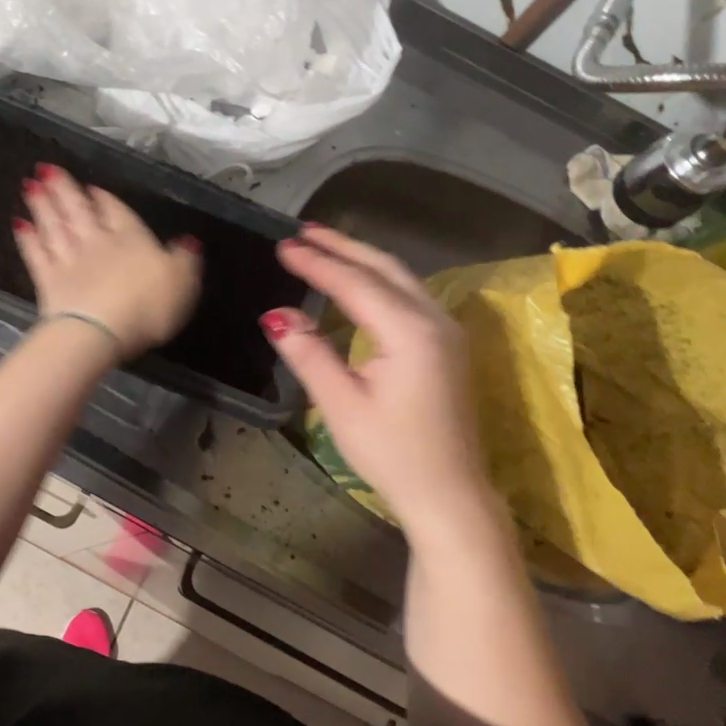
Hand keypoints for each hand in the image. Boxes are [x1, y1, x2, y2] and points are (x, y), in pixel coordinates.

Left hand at [14, 163, 201, 358]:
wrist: (100, 330)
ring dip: (42, 204)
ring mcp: (68, 260)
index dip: (105, 198)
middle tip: (46, 169)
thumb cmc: (147, 306)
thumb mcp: (182, 282)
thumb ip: (183, 259)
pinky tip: (19, 224)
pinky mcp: (47, 280)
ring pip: (54, 226)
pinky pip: (36, 254)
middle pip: (78, 210)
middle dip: (64, 189)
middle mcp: (97, 242)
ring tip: (30, 184)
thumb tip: (188, 241)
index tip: (92, 187)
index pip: (117, 211)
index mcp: (131, 238)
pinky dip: (28, 238)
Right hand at [261, 224, 487, 515]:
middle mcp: (435, 320)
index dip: (317, 263)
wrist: (449, 494)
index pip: (355, 283)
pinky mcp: (448, 347)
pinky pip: (411, 296)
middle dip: (343, 247)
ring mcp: (448, 332)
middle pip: (385, 268)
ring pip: (403, 279)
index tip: (283, 246)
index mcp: (409, 332)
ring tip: (325, 247)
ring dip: (363, 260)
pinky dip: (380, 280)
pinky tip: (359, 282)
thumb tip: (276, 315)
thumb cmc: (391, 454)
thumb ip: (310, 354)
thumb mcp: (341, 405)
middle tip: (303, 232)